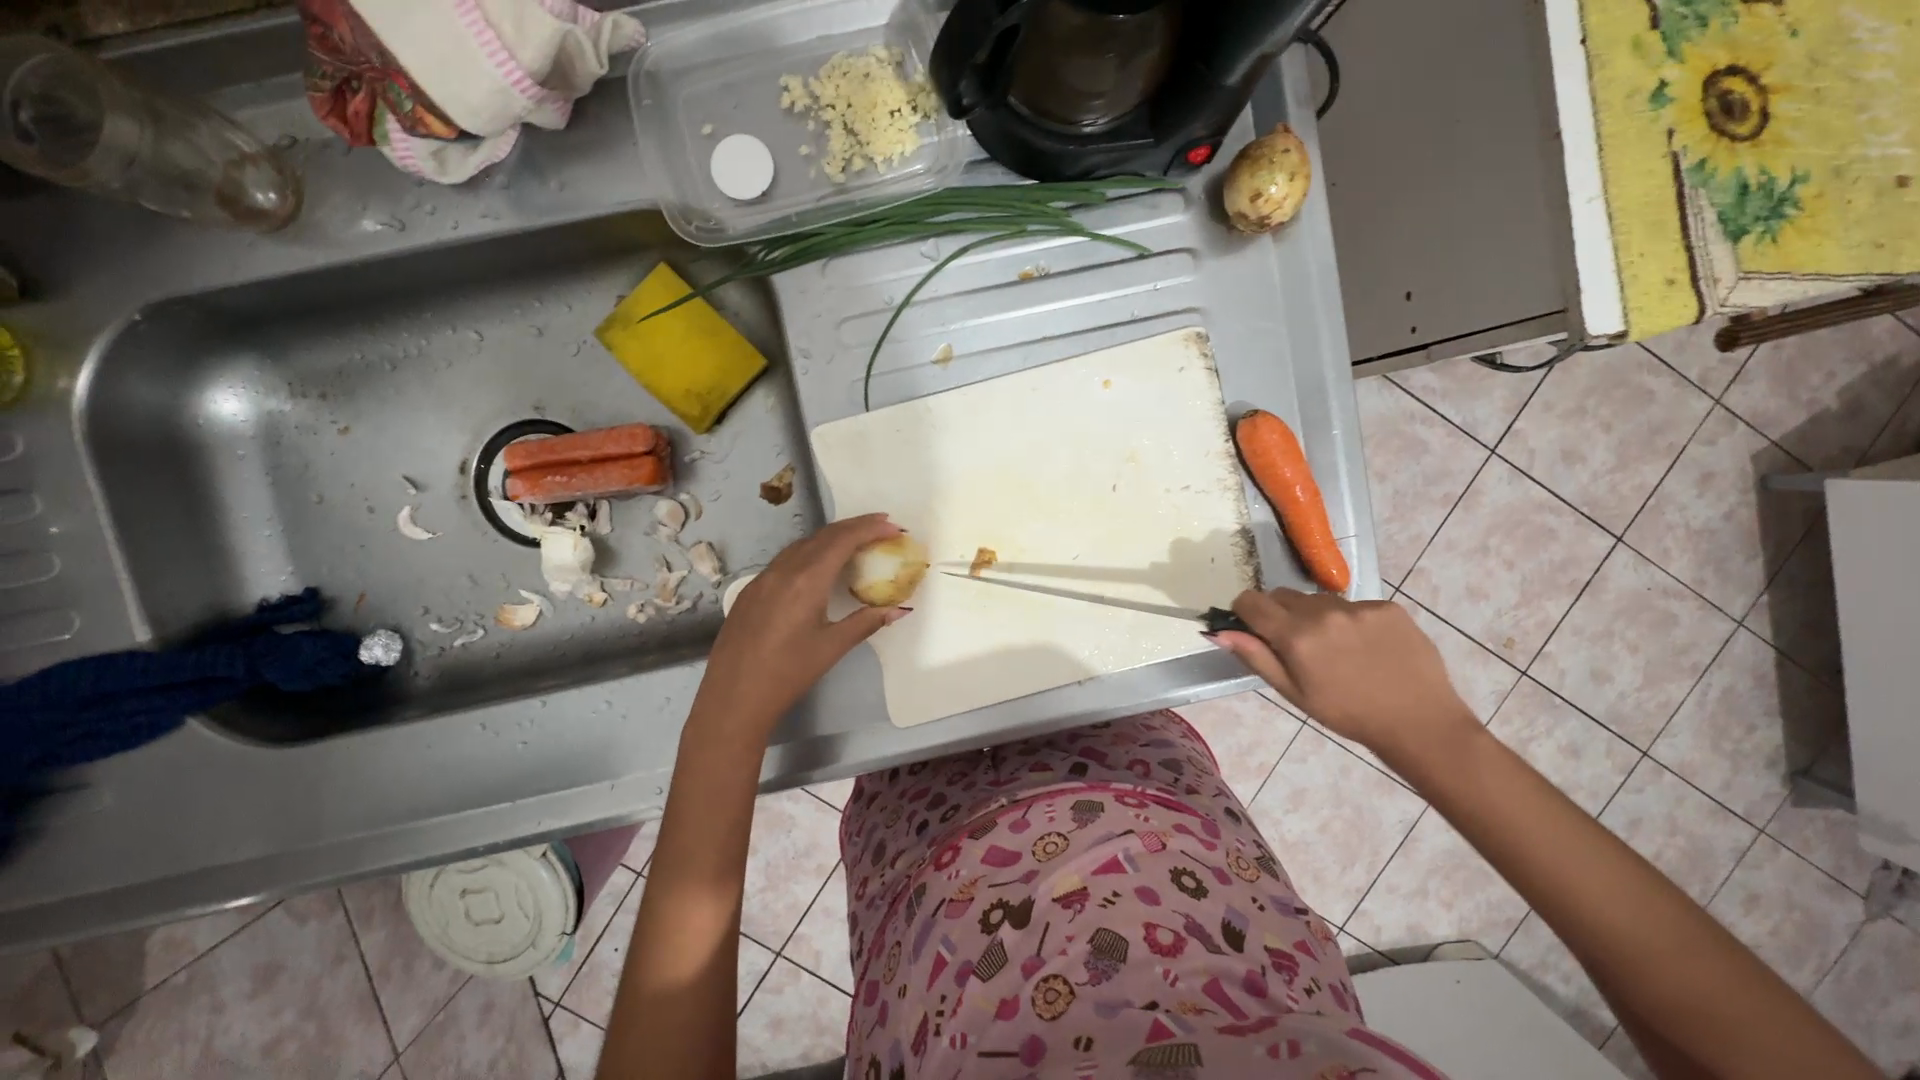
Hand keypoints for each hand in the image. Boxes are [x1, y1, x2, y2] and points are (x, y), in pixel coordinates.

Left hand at [698, 513, 910, 727]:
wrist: (733, 696)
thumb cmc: (787, 673)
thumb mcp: (832, 647)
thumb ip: (866, 622)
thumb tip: (899, 609)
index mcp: (806, 580)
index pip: (843, 540)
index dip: (870, 528)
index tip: (894, 526)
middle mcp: (783, 570)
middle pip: (823, 536)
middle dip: (854, 527)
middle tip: (882, 526)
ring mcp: (763, 579)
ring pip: (801, 545)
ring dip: (831, 538)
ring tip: (855, 541)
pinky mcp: (750, 591)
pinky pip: (785, 560)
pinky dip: (810, 552)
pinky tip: (818, 566)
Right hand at [1210, 587, 1479, 757]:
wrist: (1418, 721)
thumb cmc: (1347, 714)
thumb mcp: (1293, 693)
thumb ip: (1255, 657)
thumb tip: (1217, 631)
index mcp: (1296, 636)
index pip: (1251, 601)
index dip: (1245, 612)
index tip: (1253, 629)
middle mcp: (1323, 612)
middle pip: (1283, 595)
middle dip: (1280, 614)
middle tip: (1297, 646)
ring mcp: (1358, 607)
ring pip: (1319, 599)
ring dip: (1316, 615)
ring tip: (1336, 648)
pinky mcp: (1387, 606)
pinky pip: (1354, 605)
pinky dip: (1350, 620)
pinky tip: (1366, 647)